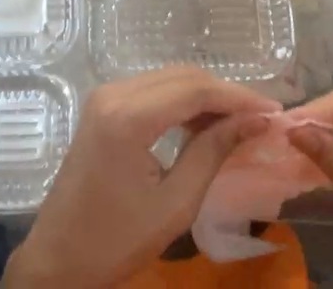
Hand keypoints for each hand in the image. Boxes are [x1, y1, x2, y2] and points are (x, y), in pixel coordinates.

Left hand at [4, 67, 280, 287]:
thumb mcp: (175, 203)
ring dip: (206, 95)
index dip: (238, 97)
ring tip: (241, 122)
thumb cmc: (116, 239)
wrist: (58, 256)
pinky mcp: (103, 106)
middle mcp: (114, 93)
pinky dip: (183, 101)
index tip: (274, 112)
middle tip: (261, 118)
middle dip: (225, 93)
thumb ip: (213, 153)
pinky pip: (152, 90)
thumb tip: (255, 121)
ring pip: (169, 79)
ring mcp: (105, 96)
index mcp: (128, 117)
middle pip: (182, 77)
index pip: (195, 90)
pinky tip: (205, 124)